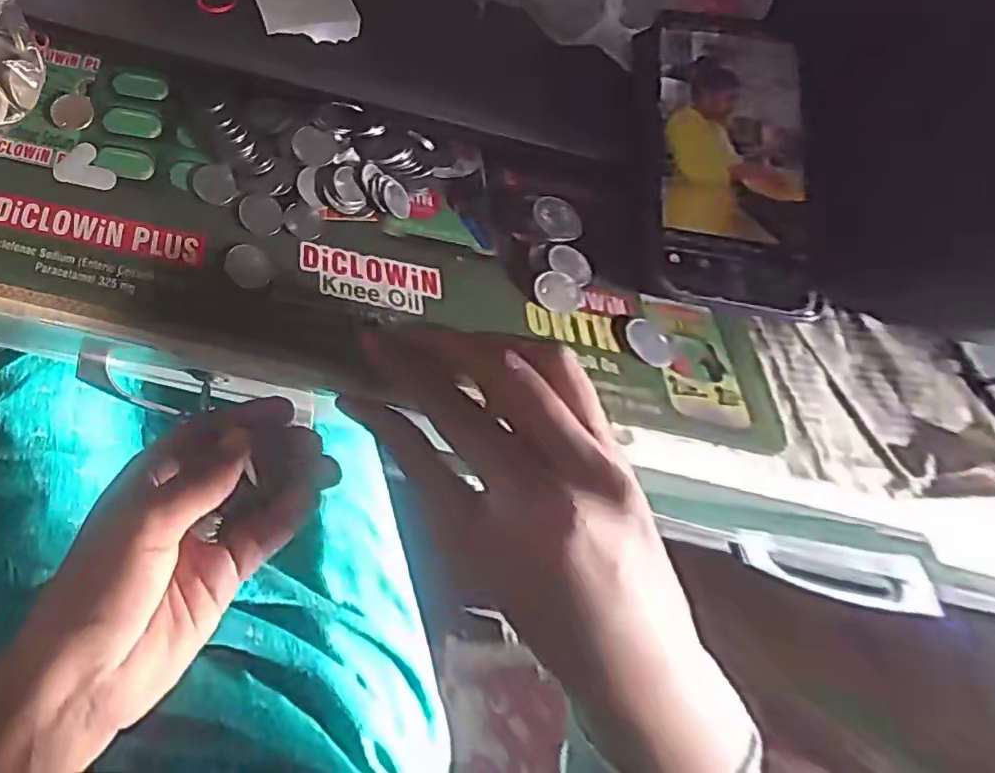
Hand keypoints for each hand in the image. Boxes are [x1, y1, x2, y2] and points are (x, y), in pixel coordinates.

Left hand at [0, 398, 338, 771]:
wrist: (91, 667)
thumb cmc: (104, 578)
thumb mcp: (146, 520)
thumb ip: (198, 483)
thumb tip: (243, 439)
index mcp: (152, 475)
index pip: (203, 435)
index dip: (242, 418)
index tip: (284, 410)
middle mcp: (179, 500)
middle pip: (232, 463)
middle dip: (271, 447)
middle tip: (313, 439)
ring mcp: (201, 538)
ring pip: (251, 498)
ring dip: (285, 478)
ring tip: (323, 464)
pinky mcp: (220, 576)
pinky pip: (257, 538)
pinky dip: (283, 517)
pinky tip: (308, 498)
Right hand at [341, 329, 756, 772]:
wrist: (634, 659)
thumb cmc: (531, 608)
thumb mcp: (457, 536)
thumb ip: (411, 459)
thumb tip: (359, 406)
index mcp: (528, 495)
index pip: (452, 408)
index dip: (404, 367)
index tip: (371, 342)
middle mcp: (577, 461)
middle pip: (504, 368)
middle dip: (444, 342)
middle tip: (402, 336)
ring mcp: (610, 452)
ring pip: (548, 361)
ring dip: (489, 344)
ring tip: (447, 348)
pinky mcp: (623, 451)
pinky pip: (574, 384)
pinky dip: (527, 364)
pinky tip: (496, 372)